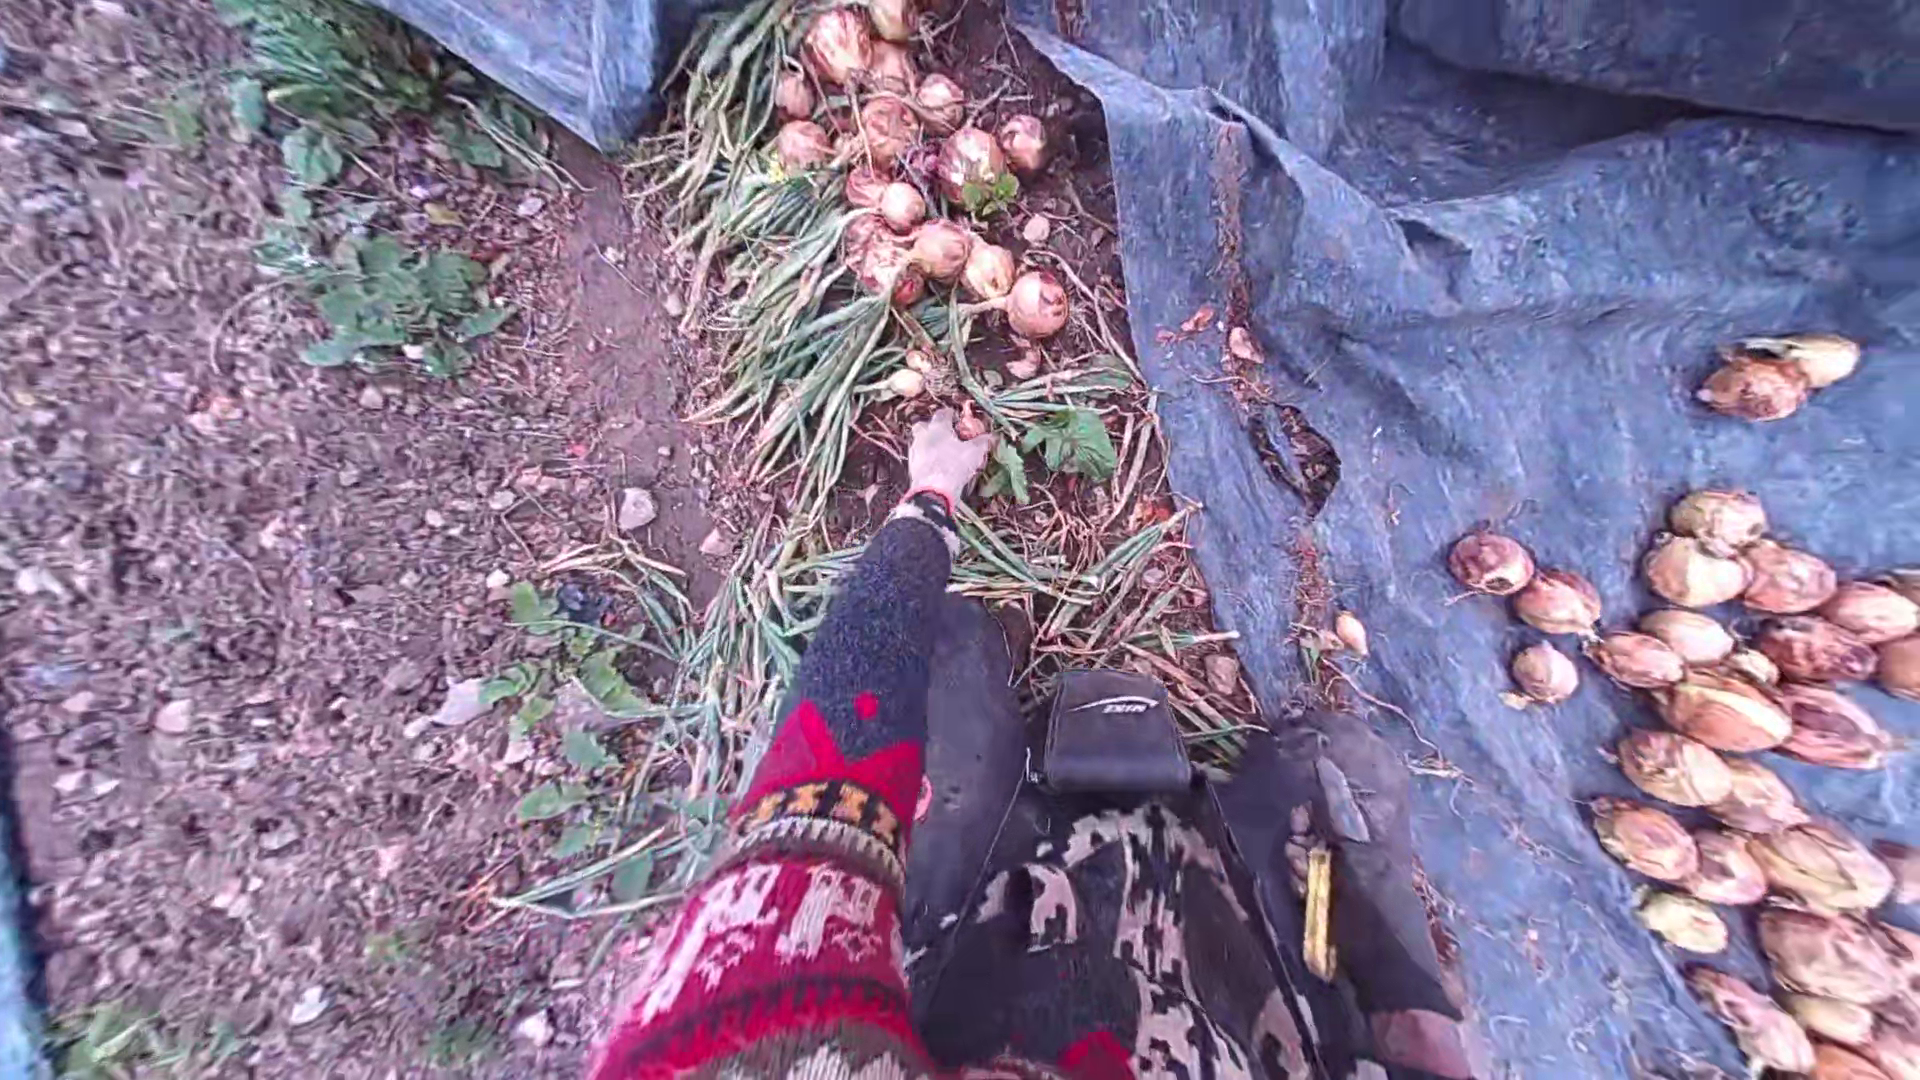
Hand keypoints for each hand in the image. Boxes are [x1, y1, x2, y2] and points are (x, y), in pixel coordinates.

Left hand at [908, 407, 991, 507]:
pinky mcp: (911, 466)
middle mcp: (923, 435)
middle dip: (932, 427)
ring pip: (919, 441)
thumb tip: (991, 437)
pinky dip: (926, 458)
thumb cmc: (955, 465)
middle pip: (924, 425)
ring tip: (941, 451)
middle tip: (944, 433)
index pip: (943, 413)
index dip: (950, 414)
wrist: (933, 490)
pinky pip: (919, 457)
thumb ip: (982, 442)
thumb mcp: (974, 453)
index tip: (956, 417)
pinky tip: (935, 465)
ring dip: (928, 443)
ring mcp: (915, 451)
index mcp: (938, 426)